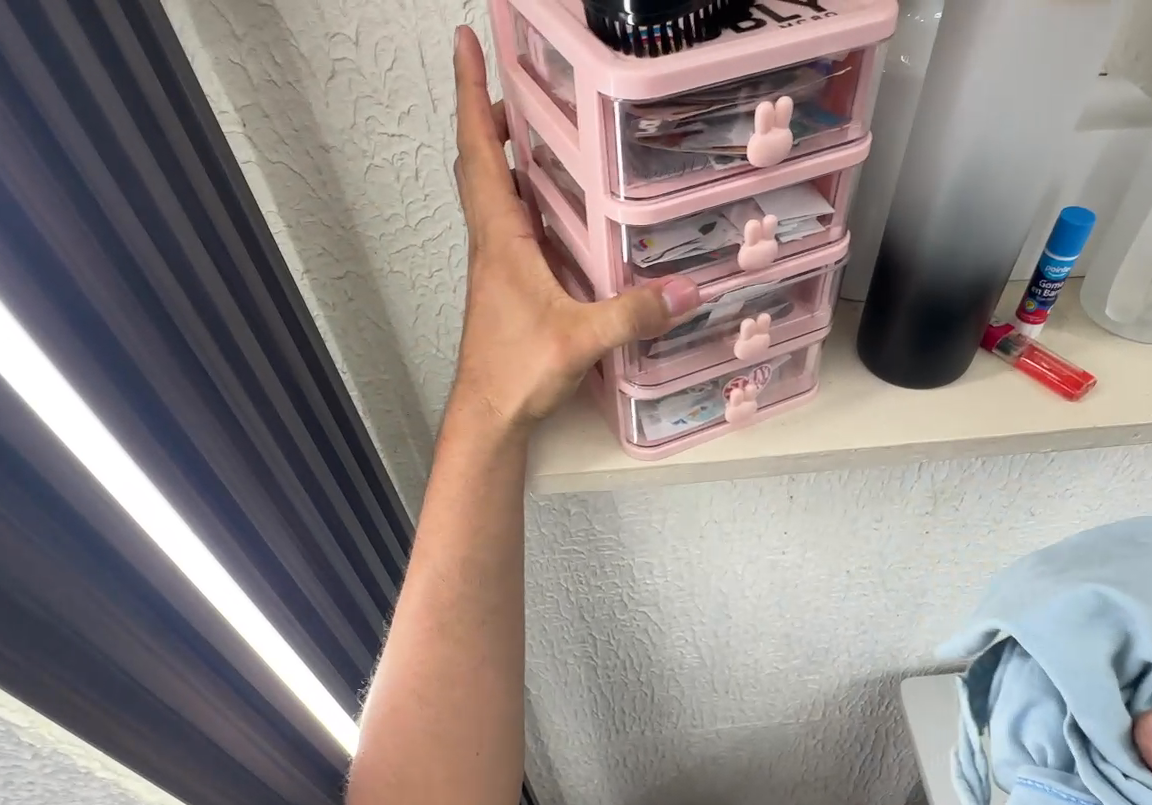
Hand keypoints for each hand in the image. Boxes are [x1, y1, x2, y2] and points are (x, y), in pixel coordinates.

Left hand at [449, 27, 697, 430]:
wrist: (487, 415)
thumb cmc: (517, 371)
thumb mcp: (580, 340)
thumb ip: (632, 314)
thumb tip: (686, 291)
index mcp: (499, 239)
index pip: (478, 153)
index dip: (468, 94)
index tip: (465, 42)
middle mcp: (491, 245)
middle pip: (479, 165)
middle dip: (489, 116)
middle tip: (518, 85)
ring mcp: (495, 267)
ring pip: (492, 197)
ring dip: (505, 158)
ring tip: (539, 133)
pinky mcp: (506, 289)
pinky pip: (510, 229)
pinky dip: (523, 203)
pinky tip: (555, 211)